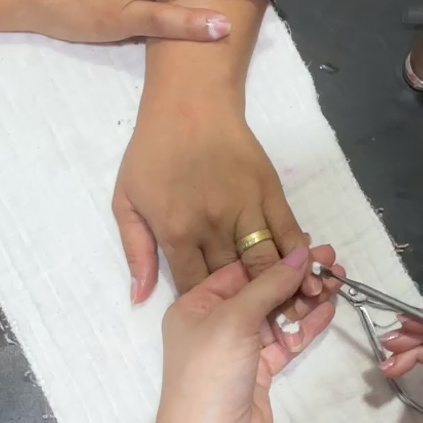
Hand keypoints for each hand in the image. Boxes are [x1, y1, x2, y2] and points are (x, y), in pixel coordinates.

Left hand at [112, 99, 321, 314]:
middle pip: (234, 284)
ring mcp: (246, 210)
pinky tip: (296, 272)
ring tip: (276, 305)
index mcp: (177, 232)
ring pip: (267, 265)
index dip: (205, 306)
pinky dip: (295, 257)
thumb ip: (135, 252)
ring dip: (275, 289)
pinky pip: (288, 234)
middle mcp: (213, 227)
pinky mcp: (271, 193)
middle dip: (243, 307)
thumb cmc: (153, 152)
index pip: (195, 287)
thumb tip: (140, 297)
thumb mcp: (126, 201)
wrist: (191, 103)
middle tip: (249, 319)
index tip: (211, 317)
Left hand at [151, 244, 338, 422]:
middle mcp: (215, 323)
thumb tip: (301, 253)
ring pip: (277, 315)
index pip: (238, 269)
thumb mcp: (234, 319)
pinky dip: (306, 325)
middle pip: (261, 290)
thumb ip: (269, 284)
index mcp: (195, 305)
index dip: (273, 255)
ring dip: (305, 298)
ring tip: (338, 279)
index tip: (309, 243)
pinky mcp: (260, 372)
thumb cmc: (211, 374)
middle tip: (333, 260)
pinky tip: (329, 308)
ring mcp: (239, 349)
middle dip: (294, 276)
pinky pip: (286, 340)